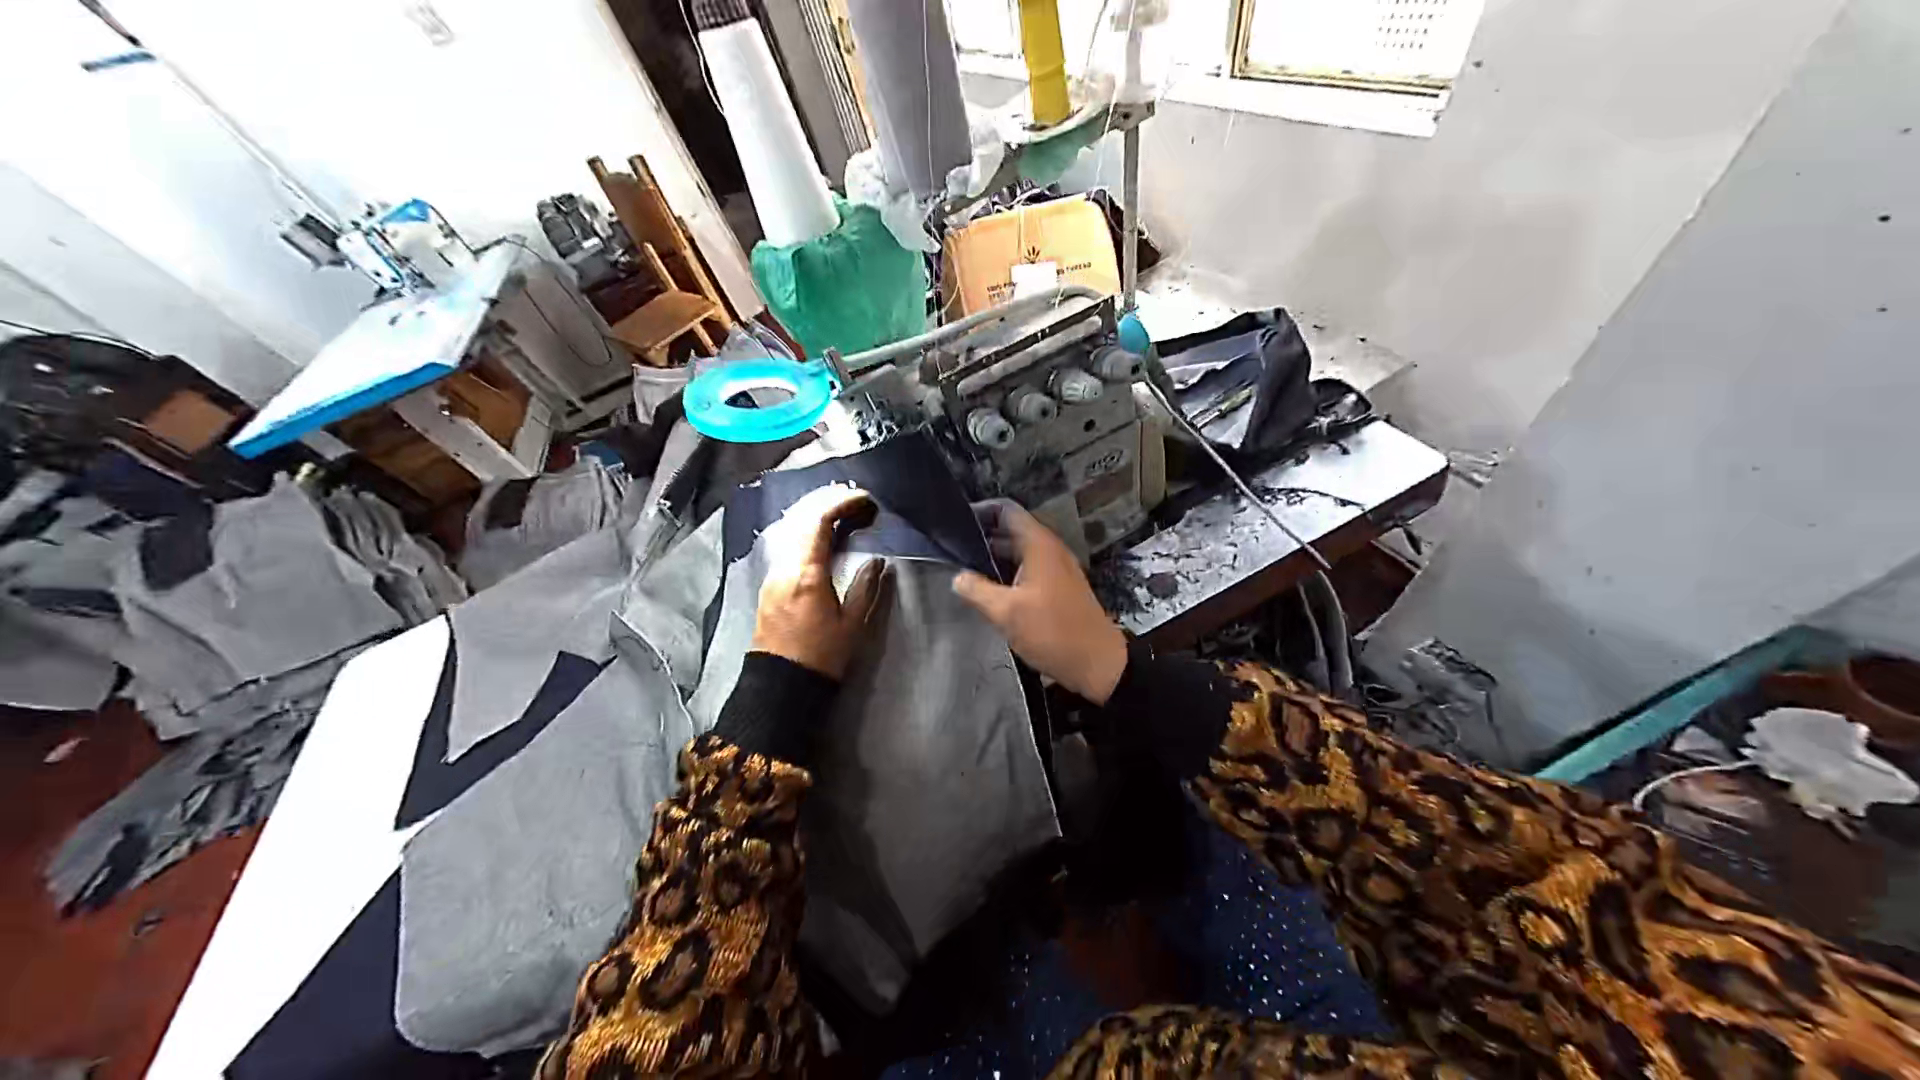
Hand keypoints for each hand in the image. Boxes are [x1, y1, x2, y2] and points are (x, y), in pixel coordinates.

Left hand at [752, 485, 887, 678]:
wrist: (780, 688)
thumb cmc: (821, 657)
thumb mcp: (852, 625)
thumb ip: (865, 588)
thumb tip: (876, 561)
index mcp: (806, 574)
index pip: (819, 521)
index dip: (842, 503)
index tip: (865, 500)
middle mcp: (783, 568)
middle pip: (801, 519)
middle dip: (828, 503)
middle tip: (855, 501)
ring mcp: (772, 576)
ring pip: (791, 531)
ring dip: (815, 516)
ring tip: (841, 515)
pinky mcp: (768, 587)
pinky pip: (786, 546)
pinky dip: (805, 533)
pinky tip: (820, 539)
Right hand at [952, 499, 1127, 703]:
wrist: (1098, 663)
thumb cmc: (1052, 632)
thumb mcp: (1006, 612)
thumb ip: (977, 590)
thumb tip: (957, 577)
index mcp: (1039, 544)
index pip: (1006, 510)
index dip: (980, 511)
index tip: (954, 524)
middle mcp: (1049, 549)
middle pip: (1011, 529)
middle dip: (981, 537)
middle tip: (951, 550)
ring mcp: (1056, 568)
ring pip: (1018, 551)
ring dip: (993, 557)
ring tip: (963, 570)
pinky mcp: (1058, 587)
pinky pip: (1028, 569)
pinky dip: (1007, 573)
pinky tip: (988, 590)